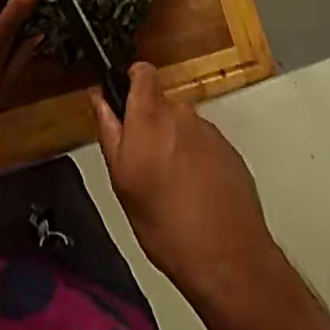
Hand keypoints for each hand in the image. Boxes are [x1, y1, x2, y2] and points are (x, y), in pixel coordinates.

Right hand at [91, 62, 278, 289]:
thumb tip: (99, 99)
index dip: (130, 80)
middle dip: (150, 126)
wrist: (226, 257)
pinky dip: (195, 161)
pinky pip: (204, 145)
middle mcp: (183, 116)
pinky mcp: (231, 152)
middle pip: (161, 104)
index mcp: (151, 117)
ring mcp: (211, 133)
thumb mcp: (121, 179)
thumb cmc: (165, 223)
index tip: (123, 99)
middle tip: (142, 165)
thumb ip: (109, 130)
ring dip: (173, 145)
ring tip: (169, 187)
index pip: (142, 72)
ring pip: (182, 127)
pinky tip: (193, 194)